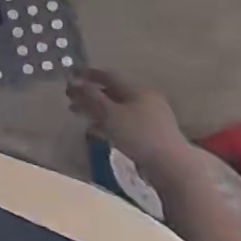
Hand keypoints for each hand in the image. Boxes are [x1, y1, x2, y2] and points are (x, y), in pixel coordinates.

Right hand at [67, 68, 191, 169]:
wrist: (170, 165)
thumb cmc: (137, 133)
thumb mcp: (108, 112)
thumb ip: (89, 95)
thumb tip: (74, 82)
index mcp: (138, 91)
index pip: (109, 76)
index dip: (88, 75)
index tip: (70, 75)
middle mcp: (146, 100)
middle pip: (112, 92)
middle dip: (89, 94)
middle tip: (70, 98)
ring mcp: (150, 117)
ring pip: (116, 108)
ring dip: (95, 109)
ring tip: (78, 114)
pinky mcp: (150, 132)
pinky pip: (123, 121)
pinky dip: (107, 121)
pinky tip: (94, 128)